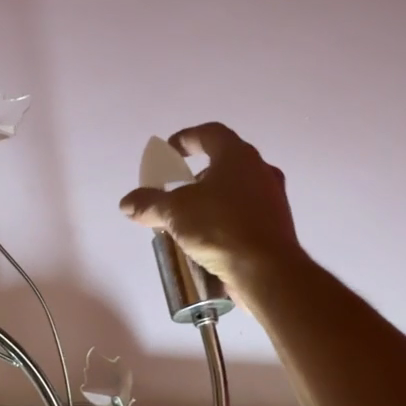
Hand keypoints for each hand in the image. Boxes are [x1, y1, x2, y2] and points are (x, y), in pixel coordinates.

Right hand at [119, 123, 302, 298]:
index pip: (210, 133)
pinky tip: (210, 240)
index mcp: (238, 157)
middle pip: (225, 163)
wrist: (268, 271)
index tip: (170, 152)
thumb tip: (127, 203)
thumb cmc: (221, 228)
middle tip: (178, 191)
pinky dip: (226, 220)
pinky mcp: (278, 226)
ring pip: (237, 190)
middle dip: (198, 175)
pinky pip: (247, 214)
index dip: (187, 138)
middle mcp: (261, 171)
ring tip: (190, 220)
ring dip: (213, 199)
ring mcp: (274, 199)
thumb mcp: (175, 212)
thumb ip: (149, 204)